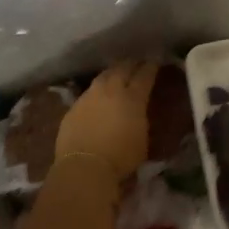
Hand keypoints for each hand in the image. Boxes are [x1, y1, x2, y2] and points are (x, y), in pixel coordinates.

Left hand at [54, 60, 157, 178]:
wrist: (85, 165)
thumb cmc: (121, 157)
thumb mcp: (143, 140)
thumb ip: (142, 121)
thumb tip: (140, 114)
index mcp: (133, 98)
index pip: (144, 75)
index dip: (151, 67)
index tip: (154, 62)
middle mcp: (111, 90)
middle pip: (122, 69)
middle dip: (131, 64)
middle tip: (136, 63)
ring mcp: (90, 96)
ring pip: (103, 76)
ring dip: (112, 73)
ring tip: (116, 73)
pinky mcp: (74, 106)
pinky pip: (88, 92)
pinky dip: (96, 91)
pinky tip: (97, 95)